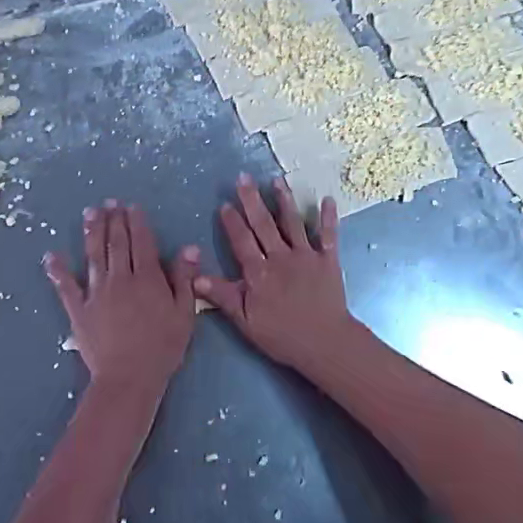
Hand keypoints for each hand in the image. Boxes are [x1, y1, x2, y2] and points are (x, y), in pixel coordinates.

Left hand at [43, 202, 199, 394]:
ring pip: (93, 255)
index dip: (136, 221)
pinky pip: (66, 286)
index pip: (141, 241)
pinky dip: (57, 270)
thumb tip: (189, 247)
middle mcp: (120, 278)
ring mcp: (96, 292)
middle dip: (114, 220)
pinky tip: (50, 255)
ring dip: (91, 231)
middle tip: (110, 202)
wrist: (129, 379)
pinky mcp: (78, 309)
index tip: (132, 206)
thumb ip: (184, 279)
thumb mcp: (184, 314)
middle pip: (116, 242)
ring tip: (90, 213)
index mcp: (146, 277)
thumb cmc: (162, 348)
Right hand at [194, 174, 355, 372]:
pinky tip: (327, 200)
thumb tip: (194, 277)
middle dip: (252, 200)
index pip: (242, 241)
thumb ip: (222, 296)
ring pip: (292, 223)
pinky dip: (328, 217)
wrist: (326, 344)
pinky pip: (328, 235)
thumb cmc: (282, 336)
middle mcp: (280, 257)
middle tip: (244, 178)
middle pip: (263, 224)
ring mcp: (306, 256)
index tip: (225, 203)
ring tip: (277, 180)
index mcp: (259, 272)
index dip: (232, 222)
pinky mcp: (328, 260)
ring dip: (284, 200)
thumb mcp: (245, 321)